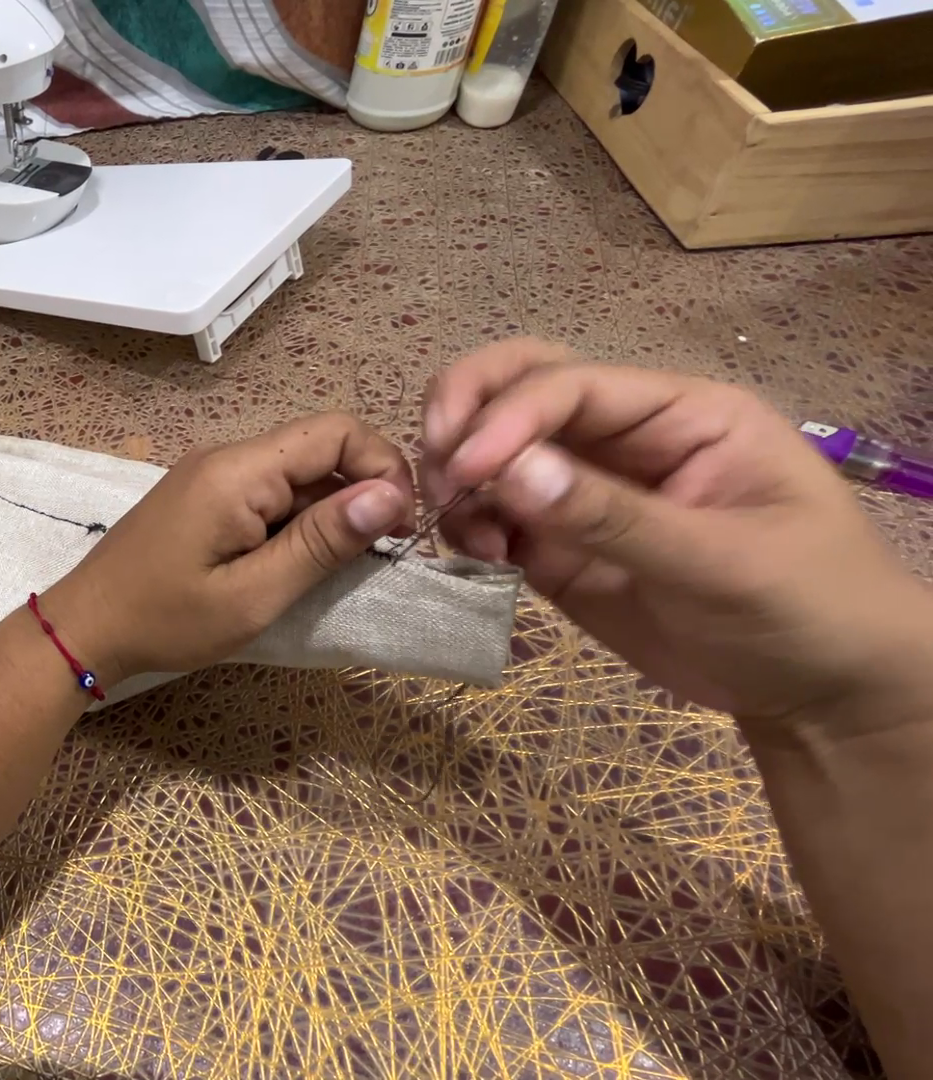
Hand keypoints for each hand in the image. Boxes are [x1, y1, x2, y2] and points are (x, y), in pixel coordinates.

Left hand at [38, 413, 414, 687]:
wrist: (84, 626)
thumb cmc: (164, 619)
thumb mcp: (252, 595)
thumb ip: (320, 543)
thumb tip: (389, 494)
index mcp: (236, 472)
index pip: (335, 432)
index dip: (383, 468)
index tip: (400, 528)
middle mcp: (222, 459)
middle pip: (316, 451)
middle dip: (359, 494)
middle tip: (376, 557)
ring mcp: (207, 478)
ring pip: (293, 476)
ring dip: (326, 513)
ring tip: (336, 568)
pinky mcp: (200, 500)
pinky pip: (263, 495)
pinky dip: (292, 522)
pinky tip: (293, 563)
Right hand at [421, 339, 932, 730]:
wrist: (811, 690)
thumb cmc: (805, 609)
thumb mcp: (719, 560)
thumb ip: (609, 515)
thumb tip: (506, 472)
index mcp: (675, 416)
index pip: (566, 384)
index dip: (506, 417)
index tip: (465, 471)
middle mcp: (614, 437)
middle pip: (512, 383)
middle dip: (460, 413)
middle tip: (438, 465)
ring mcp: (570, 486)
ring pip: (481, 447)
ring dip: (454, 480)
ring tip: (472, 538)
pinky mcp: (543, 537)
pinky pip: (479, 511)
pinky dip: (461, 526)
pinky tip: (484, 560)